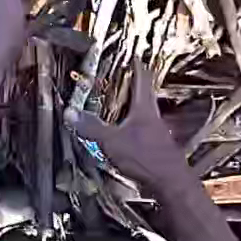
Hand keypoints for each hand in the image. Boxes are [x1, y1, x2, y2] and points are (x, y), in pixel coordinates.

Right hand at [65, 69, 190, 190]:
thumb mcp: (112, 141)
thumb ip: (91, 127)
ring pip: (146, 112)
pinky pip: (144, 130)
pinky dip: (135, 125)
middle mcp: (153, 117)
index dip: (137, 66)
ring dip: (134, 106)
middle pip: (145, 94)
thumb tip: (70, 112)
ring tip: (122, 103)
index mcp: (144, 108)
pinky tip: (127, 133)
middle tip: (124, 78)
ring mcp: (158, 132)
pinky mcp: (157, 147)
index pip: (142, 79)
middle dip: (135, 85)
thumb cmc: (144, 158)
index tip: (133, 57)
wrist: (171, 183)